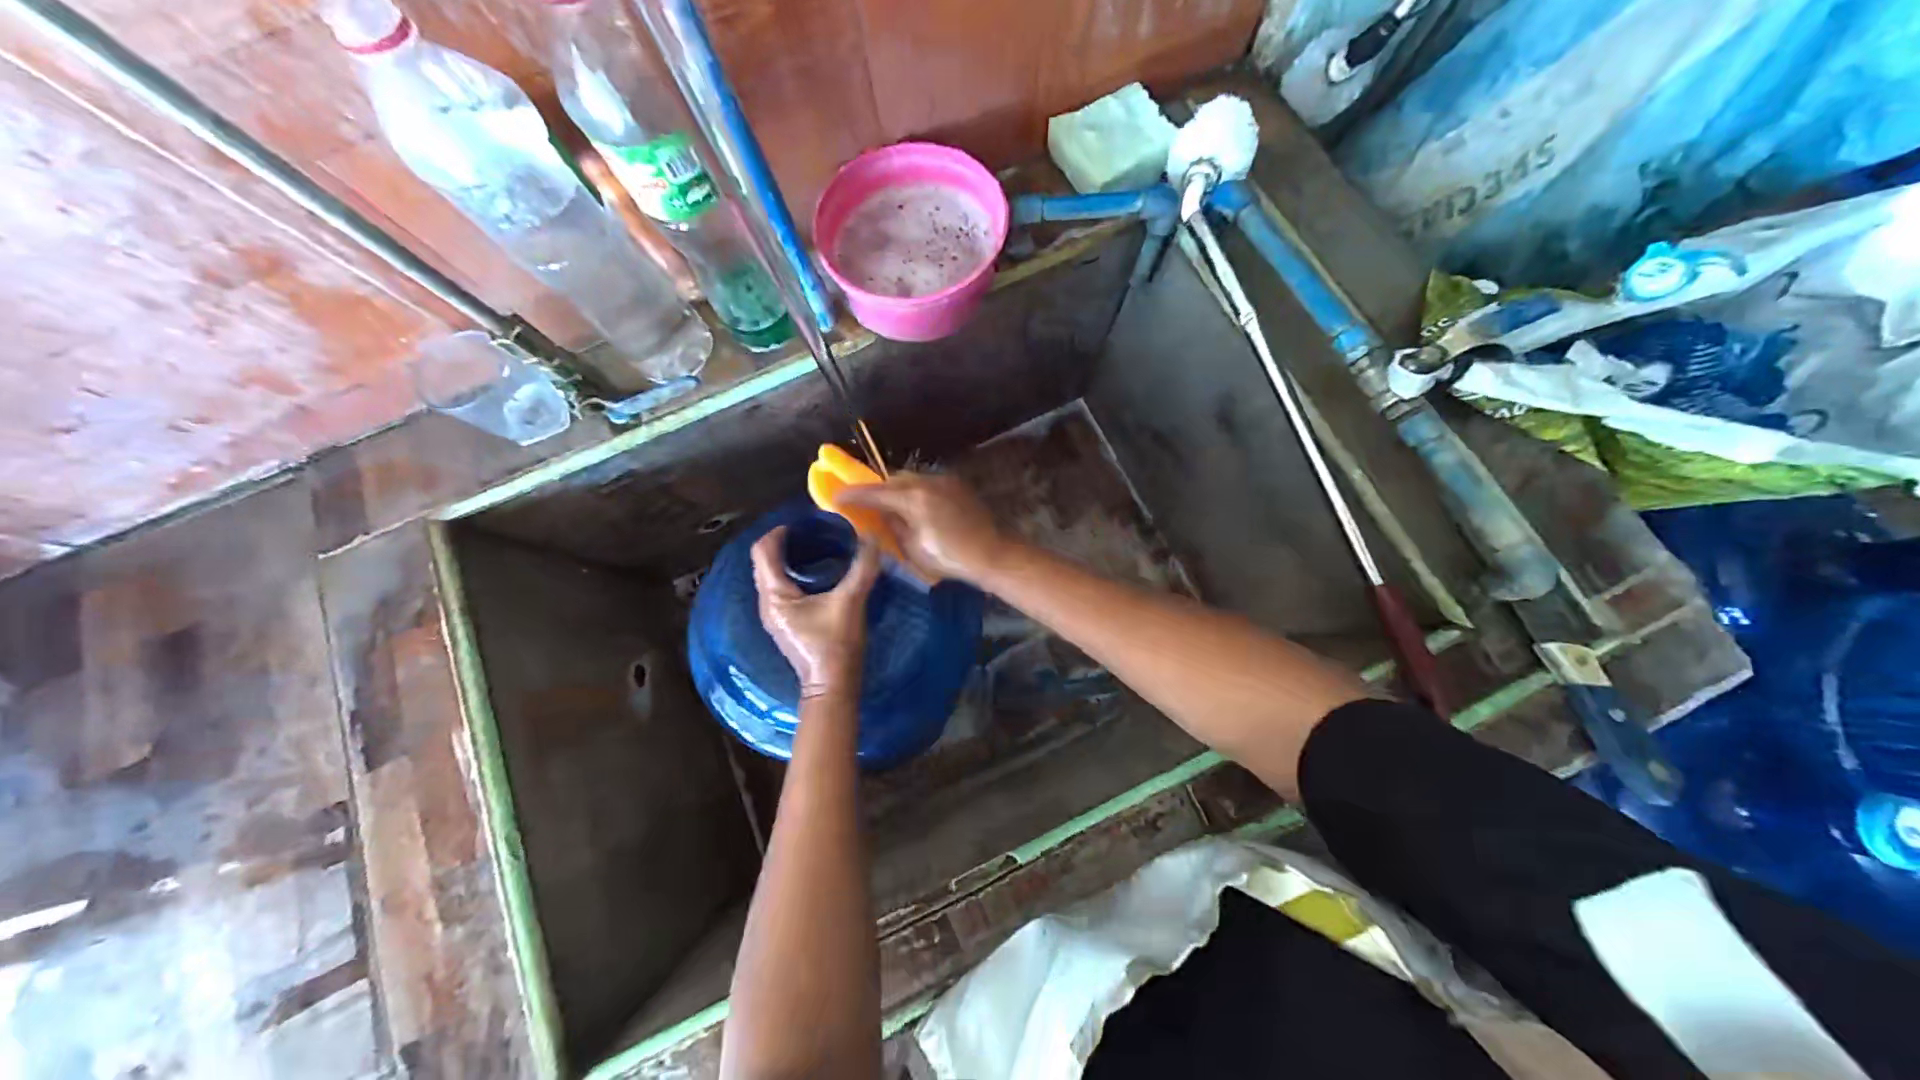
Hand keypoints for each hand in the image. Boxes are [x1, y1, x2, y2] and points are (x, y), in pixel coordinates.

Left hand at [751, 527, 881, 697]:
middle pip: (764, 562)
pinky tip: (817, 575)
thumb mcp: (850, 603)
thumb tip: (872, 539)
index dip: (778, 531)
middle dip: (784, 543)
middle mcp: (767, 603)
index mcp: (775, 595)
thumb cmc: (835, 645)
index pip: (762, 551)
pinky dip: (793, 575)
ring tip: (816, 548)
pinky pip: (781, 588)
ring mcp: (774, 615)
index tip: (802, 523)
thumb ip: (861, 569)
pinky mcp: (785, 623)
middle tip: (813, 532)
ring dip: (788, 559)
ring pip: (772, 576)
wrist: (832, 687)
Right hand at [834, 472, 1009, 584]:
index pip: (875, 491)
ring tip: (884, 502)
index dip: (853, 494)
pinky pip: (925, 482)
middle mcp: (927, 482)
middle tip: (859, 498)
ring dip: (894, 488)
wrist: (993, 554)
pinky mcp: (955, 485)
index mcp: (914, 499)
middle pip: (892, 479)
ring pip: (910, 478)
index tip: (835, 496)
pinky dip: (912, 490)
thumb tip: (879, 517)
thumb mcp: (913, 549)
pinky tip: (910, 504)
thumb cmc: (951, 558)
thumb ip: (893, 528)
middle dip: (874, 488)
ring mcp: (943, 481)